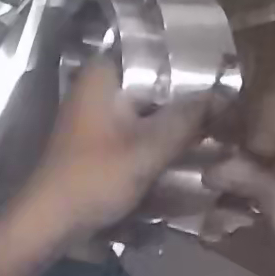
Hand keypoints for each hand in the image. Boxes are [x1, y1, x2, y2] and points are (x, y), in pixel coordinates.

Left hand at [15, 59, 206, 240]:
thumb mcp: (148, 148)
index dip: (191, 67)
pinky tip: (185, 148)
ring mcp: (97, 109)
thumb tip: (222, 95)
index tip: (223, 81)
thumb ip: (186, 119)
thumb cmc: (95, 176)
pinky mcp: (99, 135)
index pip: (156, 55)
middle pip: (153, 82)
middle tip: (224, 110)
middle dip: (185, 98)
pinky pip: (136, 125)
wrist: (50, 221)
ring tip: (212, 128)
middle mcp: (98, 82)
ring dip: (173, 120)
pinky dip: (157, 135)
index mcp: (103, 72)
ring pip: (147, 106)